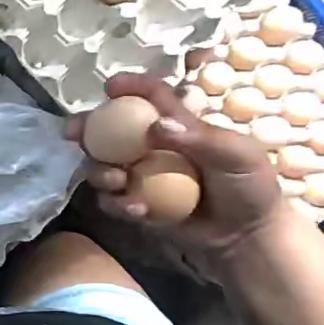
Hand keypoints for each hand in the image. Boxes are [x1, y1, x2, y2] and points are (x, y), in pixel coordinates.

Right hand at [66, 75, 292, 255]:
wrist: (247, 238)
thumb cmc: (249, 188)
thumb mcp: (237, 155)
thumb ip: (199, 139)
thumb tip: (156, 126)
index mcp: (179, 126)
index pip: (151, 98)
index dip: (130, 88)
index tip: (109, 87)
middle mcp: (153, 148)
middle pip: (111, 132)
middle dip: (87, 130)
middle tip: (73, 134)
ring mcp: (142, 178)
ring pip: (104, 167)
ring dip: (100, 171)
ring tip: (115, 181)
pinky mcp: (138, 206)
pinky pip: (113, 201)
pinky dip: (117, 204)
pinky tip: (136, 210)